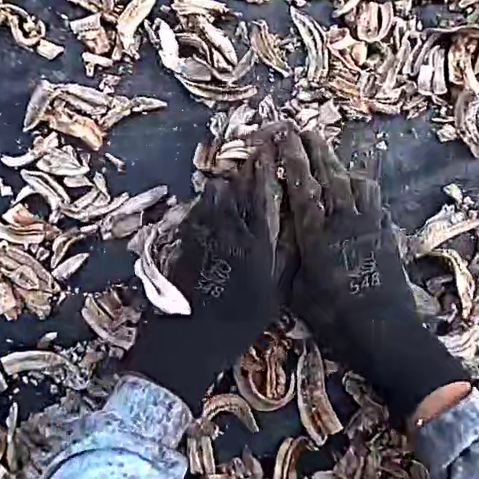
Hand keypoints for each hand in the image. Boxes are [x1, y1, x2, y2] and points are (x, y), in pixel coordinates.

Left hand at [124, 135, 290, 403]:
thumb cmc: (238, 322)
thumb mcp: (274, 294)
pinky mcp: (184, 237)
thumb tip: (294, 225)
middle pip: (241, 187)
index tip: (275, 145)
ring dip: (230, 174)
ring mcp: (204, 232)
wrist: (189, 338)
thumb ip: (284, 257)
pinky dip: (209, 195)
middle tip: (260, 139)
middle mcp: (231, 231)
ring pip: (218, 193)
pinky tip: (214, 188)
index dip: (270, 167)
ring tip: (239, 158)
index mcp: (258, 243)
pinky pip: (199, 208)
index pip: (265, 195)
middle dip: (251, 160)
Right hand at [276, 128, 468, 421]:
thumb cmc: (332, 318)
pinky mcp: (385, 232)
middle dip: (313, 147)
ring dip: (337, 161)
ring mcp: (368, 223)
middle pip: (329, 173)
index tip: (282, 134)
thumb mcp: (296, 288)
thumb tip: (280, 229)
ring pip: (353, 180)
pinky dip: (361, 183)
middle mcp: (343, 220)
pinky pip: (372, 197)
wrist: (385, 332)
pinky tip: (356, 182)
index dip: (291, 156)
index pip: (302, 183)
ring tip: (326, 148)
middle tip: (301, 127)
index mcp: (315, 232)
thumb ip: (289, 253)